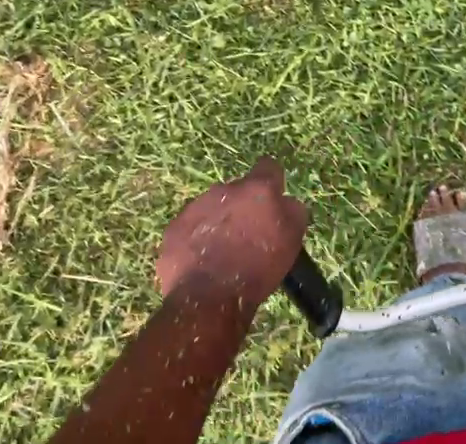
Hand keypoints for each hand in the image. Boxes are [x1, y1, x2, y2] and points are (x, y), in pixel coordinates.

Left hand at [156, 157, 308, 301]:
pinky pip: (190, 228)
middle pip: (237, 190)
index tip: (271, 199)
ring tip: (222, 253)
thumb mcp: (293, 238)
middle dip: (242, 207)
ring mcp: (195, 207)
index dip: (272, 181)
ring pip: (212, 208)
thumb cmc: (259, 267)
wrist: (209, 298)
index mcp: (257, 188)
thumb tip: (285, 202)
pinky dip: (196, 240)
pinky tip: (201, 263)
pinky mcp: (173, 228)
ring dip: (219, 223)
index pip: (268, 167)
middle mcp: (225, 189)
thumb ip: (292, 211)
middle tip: (247, 235)